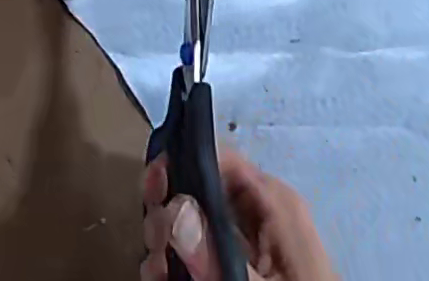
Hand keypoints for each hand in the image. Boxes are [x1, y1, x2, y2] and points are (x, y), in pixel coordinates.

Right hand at [140, 148, 337, 280]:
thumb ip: (218, 255)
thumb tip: (176, 209)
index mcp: (274, 202)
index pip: (223, 159)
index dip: (184, 163)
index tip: (154, 188)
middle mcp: (259, 212)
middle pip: (202, 185)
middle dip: (170, 205)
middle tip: (153, 240)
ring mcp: (247, 242)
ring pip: (193, 219)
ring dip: (166, 239)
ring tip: (156, 269)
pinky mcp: (238, 267)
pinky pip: (200, 251)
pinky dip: (176, 262)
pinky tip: (162, 277)